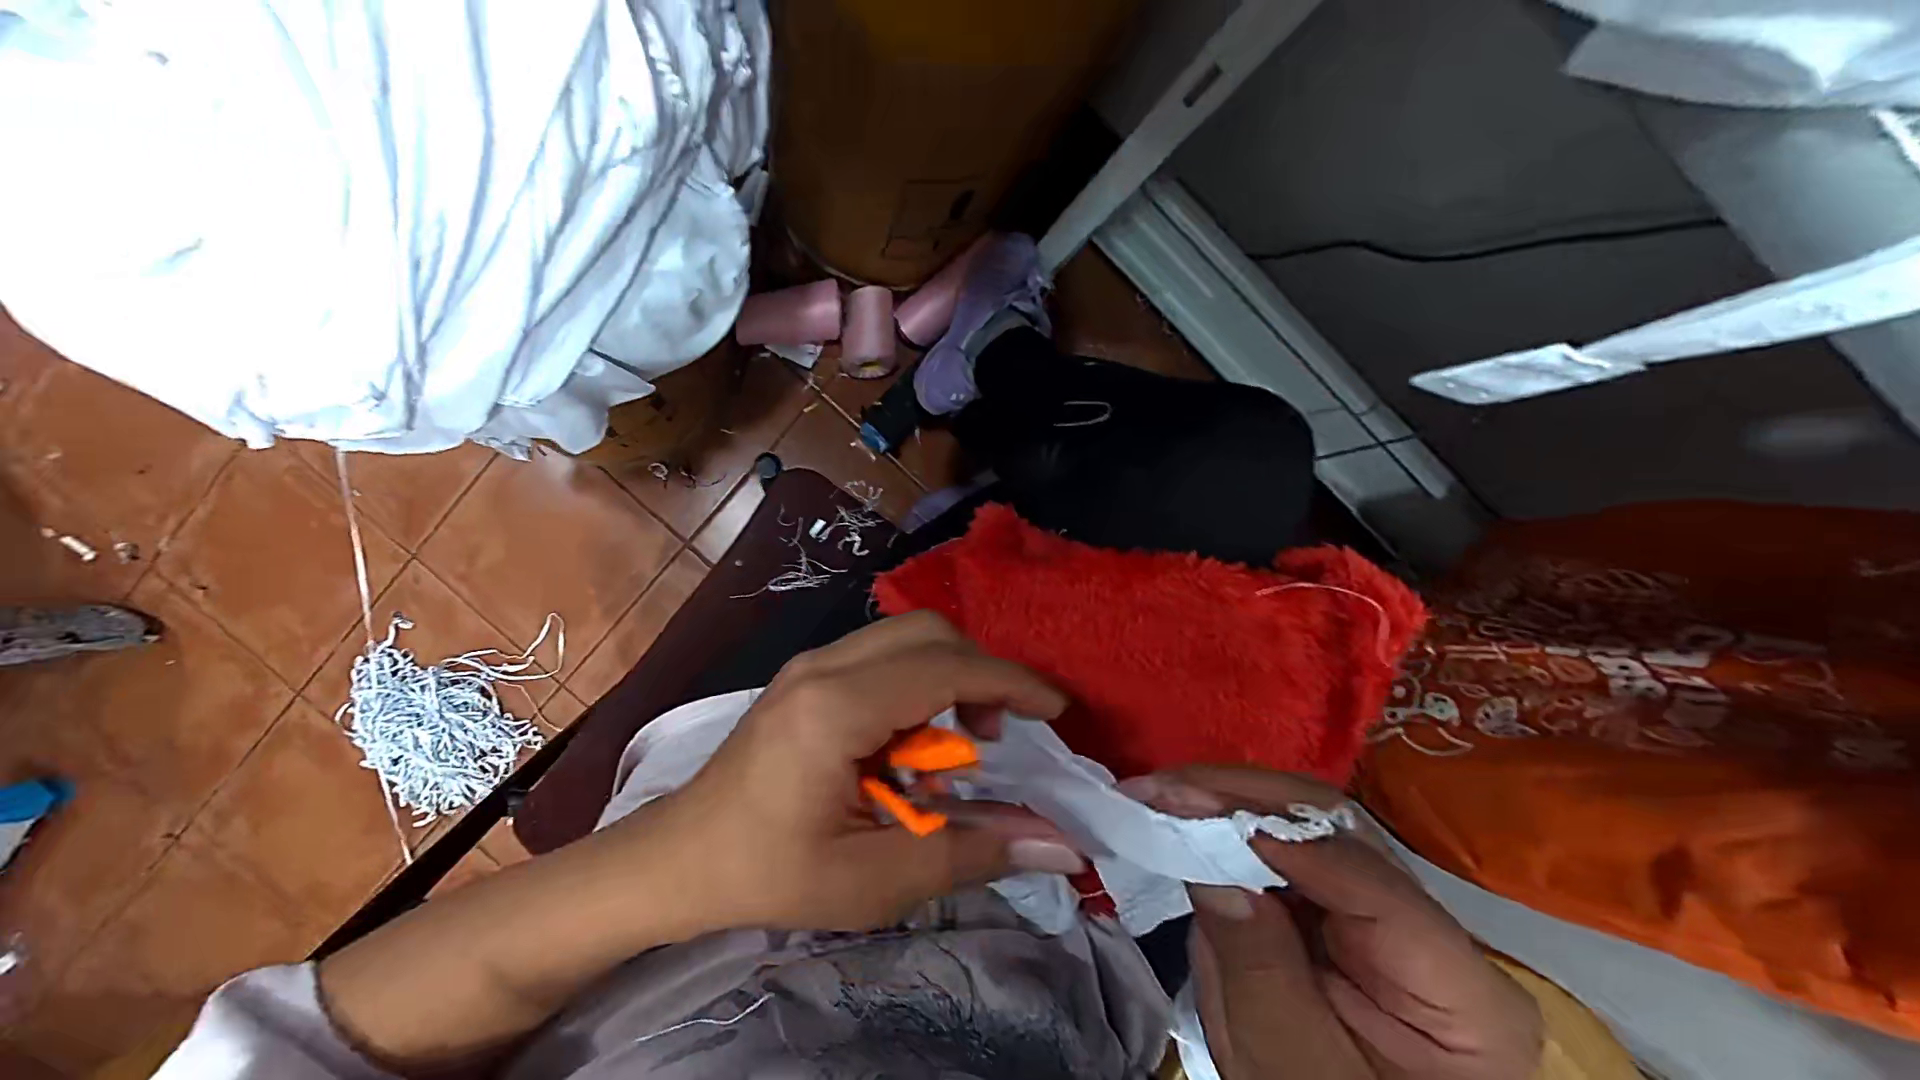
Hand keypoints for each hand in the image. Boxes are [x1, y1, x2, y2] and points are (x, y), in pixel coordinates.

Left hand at [608, 611, 1084, 932]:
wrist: (679, 858)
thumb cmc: (771, 872)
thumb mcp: (875, 880)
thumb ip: (971, 854)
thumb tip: (1059, 849)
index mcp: (836, 709)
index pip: (947, 668)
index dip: (1011, 683)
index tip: (1056, 711)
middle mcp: (824, 665)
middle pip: (930, 632)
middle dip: (983, 673)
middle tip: (1000, 736)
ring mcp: (812, 662)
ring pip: (908, 634)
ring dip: (951, 674)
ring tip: (958, 742)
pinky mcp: (808, 673)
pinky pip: (884, 652)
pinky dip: (921, 680)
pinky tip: (912, 738)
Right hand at [1123, 767, 1541, 1079]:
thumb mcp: (1288, 1063)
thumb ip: (1257, 967)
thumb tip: (1209, 867)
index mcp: (1459, 993)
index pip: (1375, 889)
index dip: (1288, 840)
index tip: (1200, 811)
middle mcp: (1429, 927)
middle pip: (1340, 832)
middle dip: (1244, 800)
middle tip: (1162, 789)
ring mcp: (1380, 906)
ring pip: (1308, 823)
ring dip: (1228, 802)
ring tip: (1161, 794)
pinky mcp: (1335, 902)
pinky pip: (1282, 846)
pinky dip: (1228, 827)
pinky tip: (1185, 816)